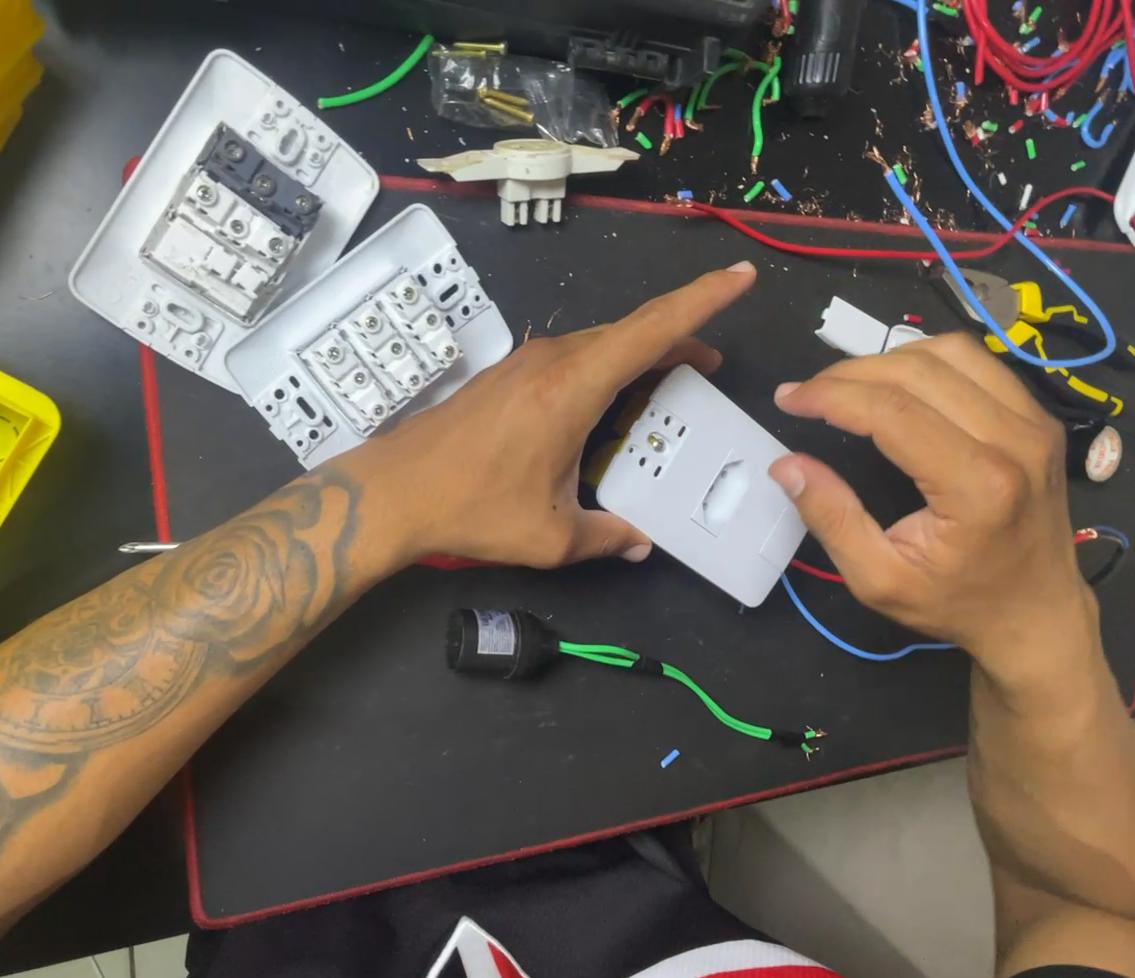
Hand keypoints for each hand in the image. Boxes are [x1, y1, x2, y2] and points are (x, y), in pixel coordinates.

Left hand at [340, 262, 756, 567]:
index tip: (741, 275)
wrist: (393, 491)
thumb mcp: (550, 536)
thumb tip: (639, 543)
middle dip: (677, 342)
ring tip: (663, 389)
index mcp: (573, 388)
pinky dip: (603, 370)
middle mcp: (551, 361)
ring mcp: (524, 363)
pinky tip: (604, 405)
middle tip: (707, 371)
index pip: (652, 329)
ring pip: (598, 344)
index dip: (703, 300)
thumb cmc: (472, 509)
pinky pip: (570, 359)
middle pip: (629, 333)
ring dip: (637, 357)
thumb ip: (605, 536)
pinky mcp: (506, 375)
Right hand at [768, 334, 1098, 683]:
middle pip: (918, 372)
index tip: (788, 400)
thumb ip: (832, 519)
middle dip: (848, 373)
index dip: (831, 396)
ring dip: (887, 359)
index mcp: (977, 486)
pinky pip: (977, 363)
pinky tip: (892, 383)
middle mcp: (1015, 441)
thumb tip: (786, 466)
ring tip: (845, 386)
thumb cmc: (955, 604)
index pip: (892, 411)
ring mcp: (1034, 423)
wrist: (1037, 615)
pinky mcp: (1038, 417)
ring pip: (951, 353)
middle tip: (806, 393)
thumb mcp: (878, 579)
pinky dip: (925, 362)